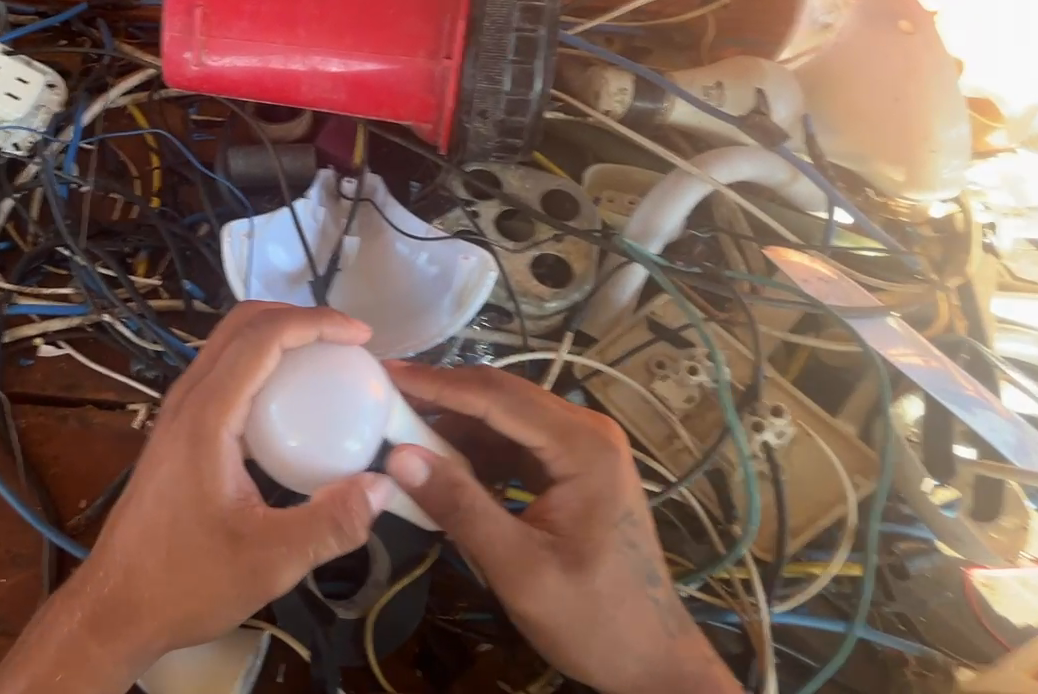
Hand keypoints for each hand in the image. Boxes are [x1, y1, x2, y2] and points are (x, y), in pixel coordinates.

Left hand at [0, 303, 393, 693]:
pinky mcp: (178, 429)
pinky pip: (222, 372)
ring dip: (276, 335)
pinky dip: (260, 363)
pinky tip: (289, 401)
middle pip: (241, 325)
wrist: (116, 606)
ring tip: (325, 358)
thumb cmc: (186, 582)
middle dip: (297, 317)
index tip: (361, 336)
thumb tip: (385, 485)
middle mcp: (188, 399)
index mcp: (207, 415)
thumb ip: (331, 523)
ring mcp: (178, 411)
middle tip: (347, 341)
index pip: (262, 338)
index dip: (314, 323)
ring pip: (228, 344)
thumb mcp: (270, 561)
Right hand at [383, 363, 737, 693]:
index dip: (436, 382)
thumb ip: (459, 508)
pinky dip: (473, 446)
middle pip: (499, 395)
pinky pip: (512, 441)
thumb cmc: (594, 620)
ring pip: (502, 415)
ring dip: (453, 421)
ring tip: (400, 425)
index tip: (384, 373)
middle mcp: (585, 431)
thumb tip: (398, 456)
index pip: (495, 396)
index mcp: (582, 446)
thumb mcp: (518, 569)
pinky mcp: (571, 467)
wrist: (654, 665)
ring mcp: (581, 447)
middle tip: (383, 392)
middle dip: (440, 394)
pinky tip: (439, 461)